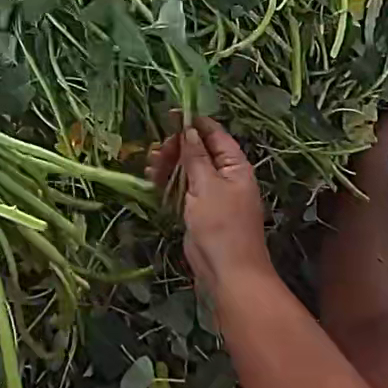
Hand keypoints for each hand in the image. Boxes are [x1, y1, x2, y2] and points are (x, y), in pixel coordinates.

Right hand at [148, 117, 269, 285]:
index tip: (169, 115)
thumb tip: (189, 130)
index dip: (193, 123)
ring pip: (188, 169)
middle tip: (157, 152)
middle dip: (177, 147)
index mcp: (235, 166)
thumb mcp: (206, 185)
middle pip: (199, 150)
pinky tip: (153, 181)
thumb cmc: (221, 225)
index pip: (214, 134)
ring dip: (169, 164)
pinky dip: (168, 183)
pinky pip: (182, 188)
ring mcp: (211, 194)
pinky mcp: (199, 210)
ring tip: (151, 167)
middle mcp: (225, 176)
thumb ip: (196, 156)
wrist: (227, 272)